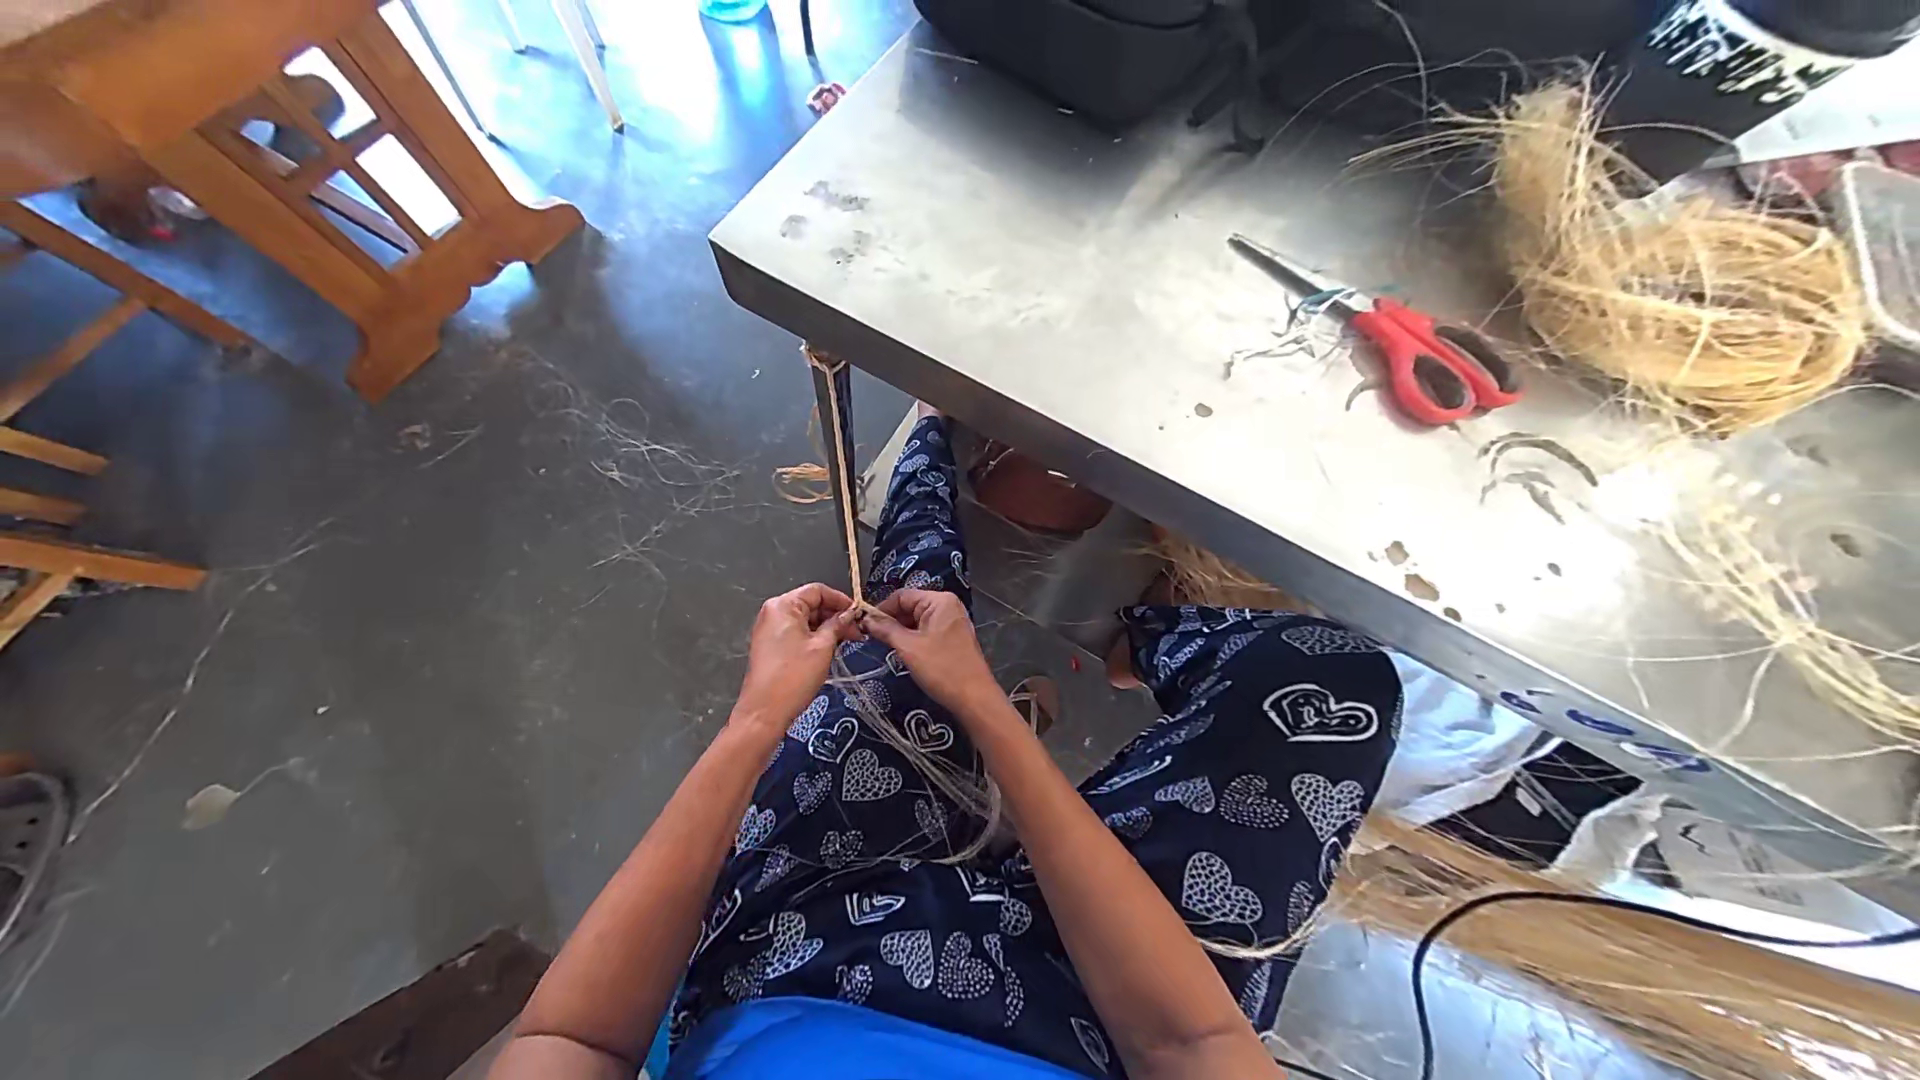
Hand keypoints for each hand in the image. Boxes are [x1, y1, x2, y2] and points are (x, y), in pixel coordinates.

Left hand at [734, 583, 862, 736]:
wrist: (764, 711)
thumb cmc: (791, 678)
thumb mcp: (823, 647)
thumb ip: (837, 625)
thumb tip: (848, 615)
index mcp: (783, 606)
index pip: (817, 591)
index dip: (840, 600)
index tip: (856, 613)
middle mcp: (773, 613)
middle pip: (811, 604)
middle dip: (834, 616)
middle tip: (855, 631)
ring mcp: (769, 629)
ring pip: (805, 619)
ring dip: (826, 628)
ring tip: (845, 642)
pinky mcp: (770, 645)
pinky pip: (796, 632)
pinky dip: (813, 637)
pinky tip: (829, 649)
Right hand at [862, 589, 999, 715]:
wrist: (974, 698)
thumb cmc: (941, 668)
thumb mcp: (908, 647)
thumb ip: (885, 629)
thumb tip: (866, 619)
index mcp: (939, 600)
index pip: (902, 595)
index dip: (881, 609)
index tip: (863, 625)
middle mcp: (947, 606)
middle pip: (910, 606)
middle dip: (890, 620)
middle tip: (871, 638)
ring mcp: (952, 622)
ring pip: (917, 620)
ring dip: (900, 631)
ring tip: (884, 646)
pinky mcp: (952, 637)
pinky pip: (926, 631)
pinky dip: (912, 638)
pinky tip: (903, 651)